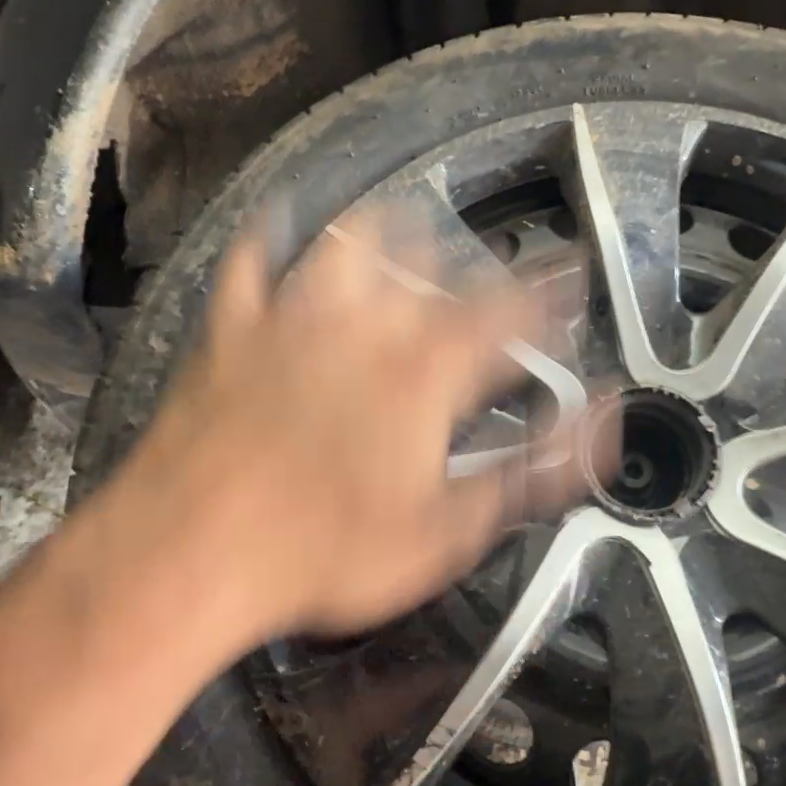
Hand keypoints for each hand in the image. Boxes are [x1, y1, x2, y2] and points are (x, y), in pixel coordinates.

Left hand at [97, 214, 593, 642]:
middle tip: (483, 278)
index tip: (569, 280)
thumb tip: (592, 436)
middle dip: (469, 263)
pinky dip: (273, 242)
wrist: (193, 551)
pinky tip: (282, 236)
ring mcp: (291, 319)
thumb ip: (529, 475)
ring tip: (406, 240)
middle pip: (431, 262)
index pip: (507, 310)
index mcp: (422, 371)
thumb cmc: (322, 551)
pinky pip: (253, 263)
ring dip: (387, 234)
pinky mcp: (232, 331)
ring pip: (348, 241)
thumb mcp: (446, 531)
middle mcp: (361, 327)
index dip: (549, 292)